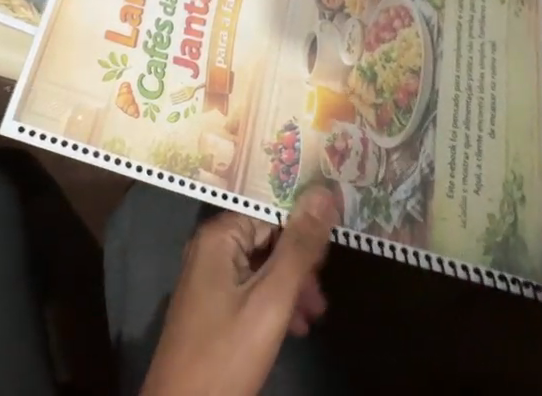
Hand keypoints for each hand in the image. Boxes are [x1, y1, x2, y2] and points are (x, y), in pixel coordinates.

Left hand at [140, 190, 339, 395]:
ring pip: (264, 266)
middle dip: (300, 263)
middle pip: (268, 237)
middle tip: (320, 296)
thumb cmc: (227, 352)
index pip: (270, 209)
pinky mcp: (213, 305)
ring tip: (313, 315)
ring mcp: (210, 278)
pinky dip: (276, 303)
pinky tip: (295, 327)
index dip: (304, 225)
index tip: (332, 250)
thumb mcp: (271, 300)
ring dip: (292, 286)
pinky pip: (253, 289)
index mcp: (218, 236)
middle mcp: (210, 248)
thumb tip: (324, 190)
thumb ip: (299, 246)